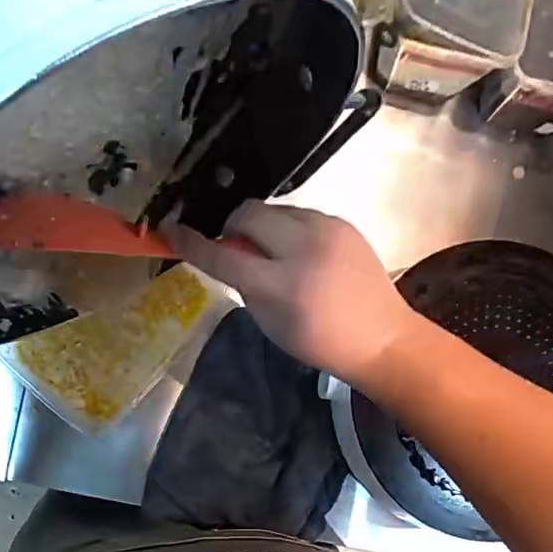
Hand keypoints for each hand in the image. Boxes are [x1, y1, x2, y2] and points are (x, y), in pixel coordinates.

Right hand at [165, 201, 422, 384]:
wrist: (380, 336)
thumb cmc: (320, 342)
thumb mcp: (272, 324)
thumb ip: (246, 287)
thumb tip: (230, 256)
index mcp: (283, 285)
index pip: (224, 257)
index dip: (193, 243)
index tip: (173, 230)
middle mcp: (304, 248)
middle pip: (247, 213)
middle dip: (232, 227)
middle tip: (236, 248)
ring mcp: (327, 230)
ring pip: (274, 209)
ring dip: (262, 228)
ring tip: (273, 254)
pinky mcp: (342, 223)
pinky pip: (300, 215)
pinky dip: (288, 230)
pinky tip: (299, 253)